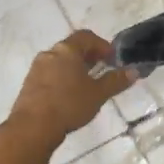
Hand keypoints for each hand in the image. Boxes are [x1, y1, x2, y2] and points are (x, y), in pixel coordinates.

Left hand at [4, 31, 136, 147]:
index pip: (86, 37)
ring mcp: (36, 68)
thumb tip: (134, 71)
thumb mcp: (98, 94)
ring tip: (86, 85)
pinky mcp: (29, 83)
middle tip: (102, 70)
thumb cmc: (69, 104)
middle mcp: (50, 53)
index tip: (112, 59)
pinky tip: (69, 95)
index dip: (102, 45)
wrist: (33, 126)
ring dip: (74, 68)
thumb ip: (116, 81)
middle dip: (89, 57)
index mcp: (67, 49)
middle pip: (72, 48)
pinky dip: (62, 78)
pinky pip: (50, 74)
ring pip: (59, 61)